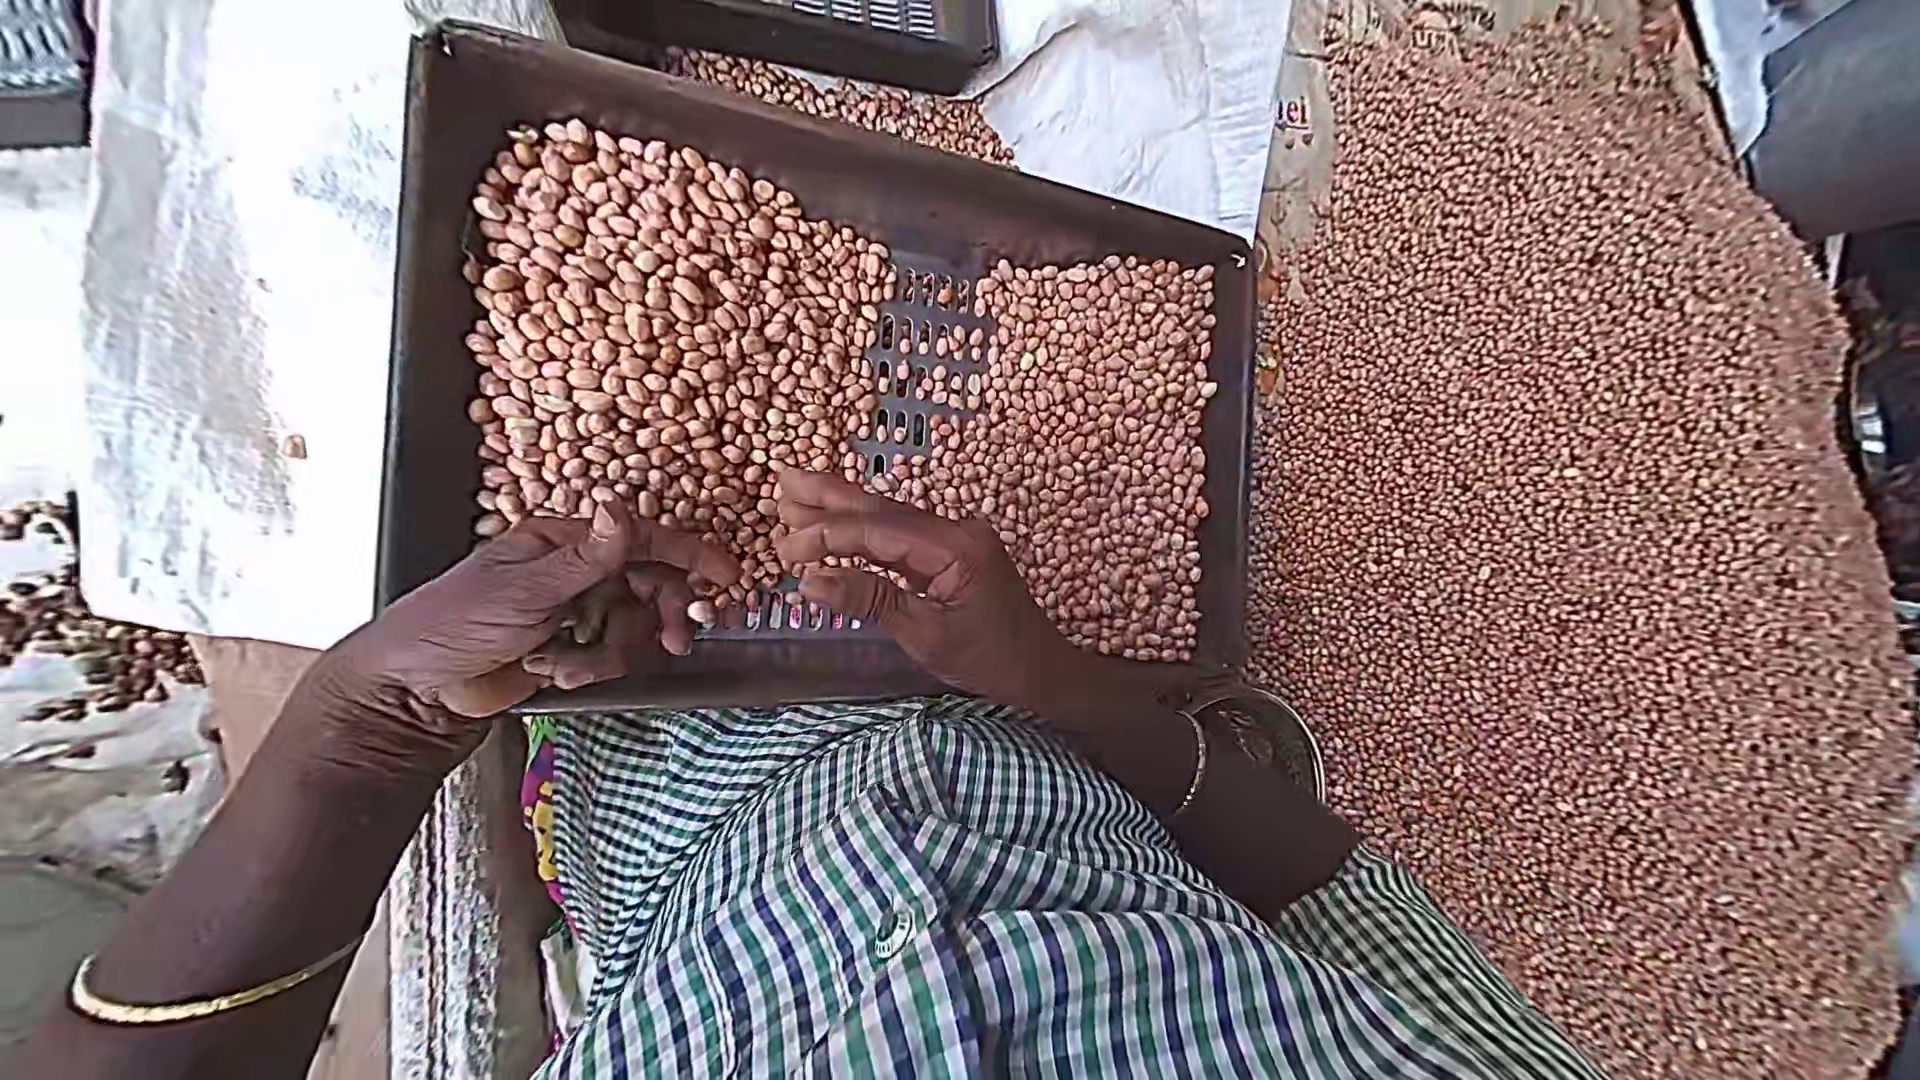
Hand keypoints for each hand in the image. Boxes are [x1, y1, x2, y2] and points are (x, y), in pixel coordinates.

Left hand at [321, 502, 738, 729]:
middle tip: (679, 640)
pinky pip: (614, 652)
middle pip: (652, 585)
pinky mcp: (577, 644)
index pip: (643, 539)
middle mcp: (580, 571)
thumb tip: (620, 506)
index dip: (690, 555)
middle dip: (663, 615)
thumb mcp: (525, 590)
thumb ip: (586, 556)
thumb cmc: (453, 626)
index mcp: (566, 543)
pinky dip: (591, 666)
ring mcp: (581, 609)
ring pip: (636, 624)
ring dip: (610, 651)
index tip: (727, 574)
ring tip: (570, 666)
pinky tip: (555, 671)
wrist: (413, 695)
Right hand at [774, 469, 1082, 708]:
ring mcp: (955, 538)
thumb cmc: (989, 659)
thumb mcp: (926, 635)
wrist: (1040, 667)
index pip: (879, 529)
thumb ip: (871, 600)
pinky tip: (837, 526)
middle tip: (784, 481)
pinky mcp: (951, 552)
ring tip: (795, 495)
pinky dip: (864, 533)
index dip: (829, 535)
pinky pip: (900, 536)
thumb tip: (811, 580)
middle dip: (830, 496)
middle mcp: (956, 529)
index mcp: (955, 546)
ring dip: (842, 509)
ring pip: (889, 517)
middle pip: (883, 507)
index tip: (787, 549)